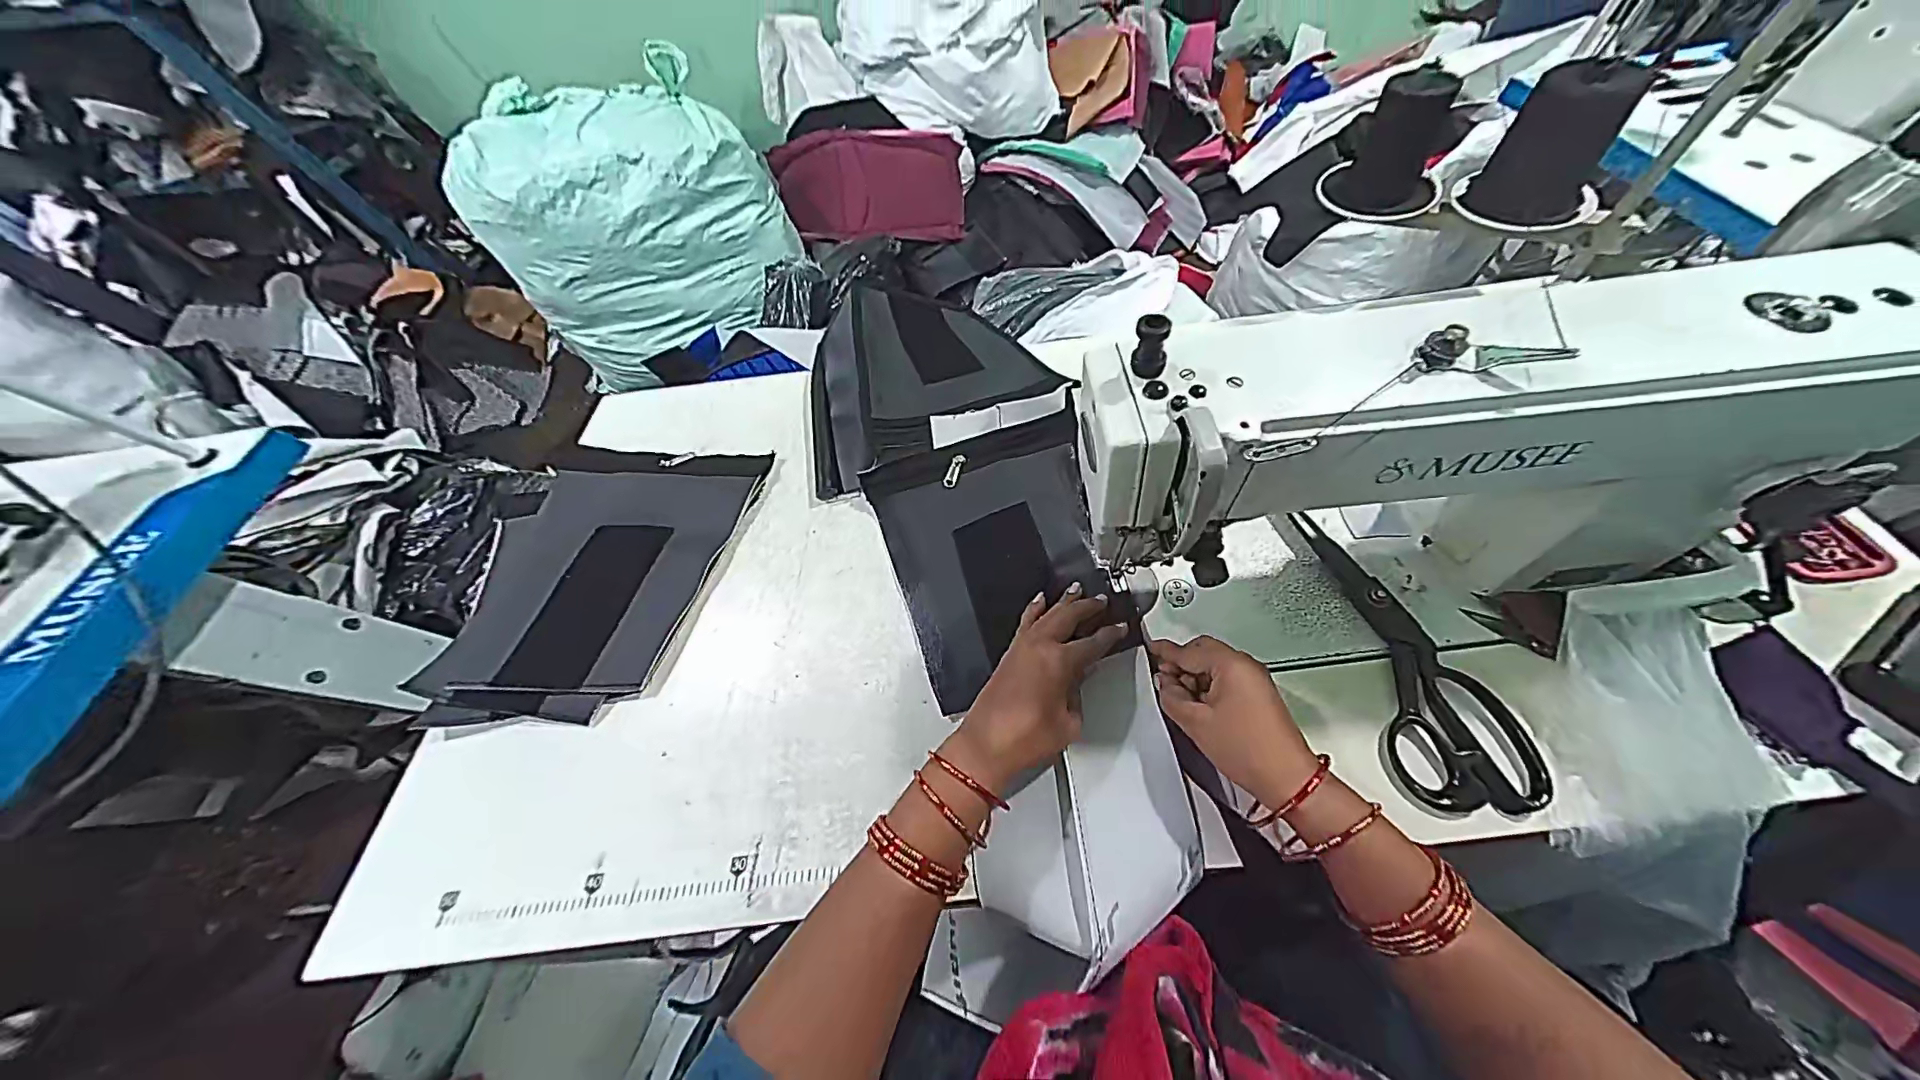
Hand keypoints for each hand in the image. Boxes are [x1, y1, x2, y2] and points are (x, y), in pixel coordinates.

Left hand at [945, 584, 1128, 792]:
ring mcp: (1021, 648)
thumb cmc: (1022, 739)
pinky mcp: (1008, 654)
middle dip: (1088, 607)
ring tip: (1075, 591)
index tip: (1119, 629)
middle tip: (1101, 602)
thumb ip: (1077, 695)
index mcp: (1059, 662)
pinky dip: (1036, 609)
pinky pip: (1026, 622)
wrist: (986, 746)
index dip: (1110, 634)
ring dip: (1064, 602)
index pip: (1093, 642)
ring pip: (1047, 613)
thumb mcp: (1068, 722)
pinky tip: (1040, 603)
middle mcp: (1038, 647)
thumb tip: (1077, 683)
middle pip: (1069, 616)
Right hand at [1150, 635, 1318, 805]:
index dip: (1165, 651)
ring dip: (1196, 677)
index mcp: (1231, 665)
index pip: (1188, 651)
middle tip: (1165, 679)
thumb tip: (1165, 685)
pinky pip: (1228, 679)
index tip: (1153, 648)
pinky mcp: (1259, 694)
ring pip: (1215, 665)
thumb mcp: (1194, 722)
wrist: (1286, 777)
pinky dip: (1211, 687)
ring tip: (1184, 700)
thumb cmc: (1252, 752)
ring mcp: (1255, 679)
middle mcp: (1246, 666)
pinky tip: (1201, 708)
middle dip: (1182, 664)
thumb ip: (1171, 696)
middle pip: (1203, 651)